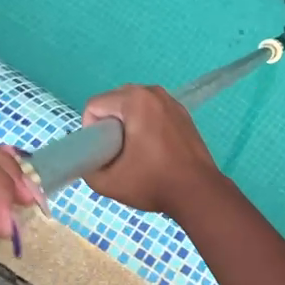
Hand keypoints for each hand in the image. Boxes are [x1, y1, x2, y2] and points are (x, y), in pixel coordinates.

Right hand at [82, 85, 227, 216]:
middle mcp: (154, 92)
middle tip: (116, 152)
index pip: (95, 105)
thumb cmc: (152, 183)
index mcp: (135, 100)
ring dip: (126, 124)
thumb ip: (87, 167)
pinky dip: (145, 125)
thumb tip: (89, 160)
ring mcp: (171, 101)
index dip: (91, 131)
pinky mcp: (183, 113)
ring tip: (133, 152)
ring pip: (134, 106)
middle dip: (109, 125)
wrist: (197, 192)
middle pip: (114, 101)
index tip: (103, 152)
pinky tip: (151, 149)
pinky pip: (152, 112)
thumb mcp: (107, 182)